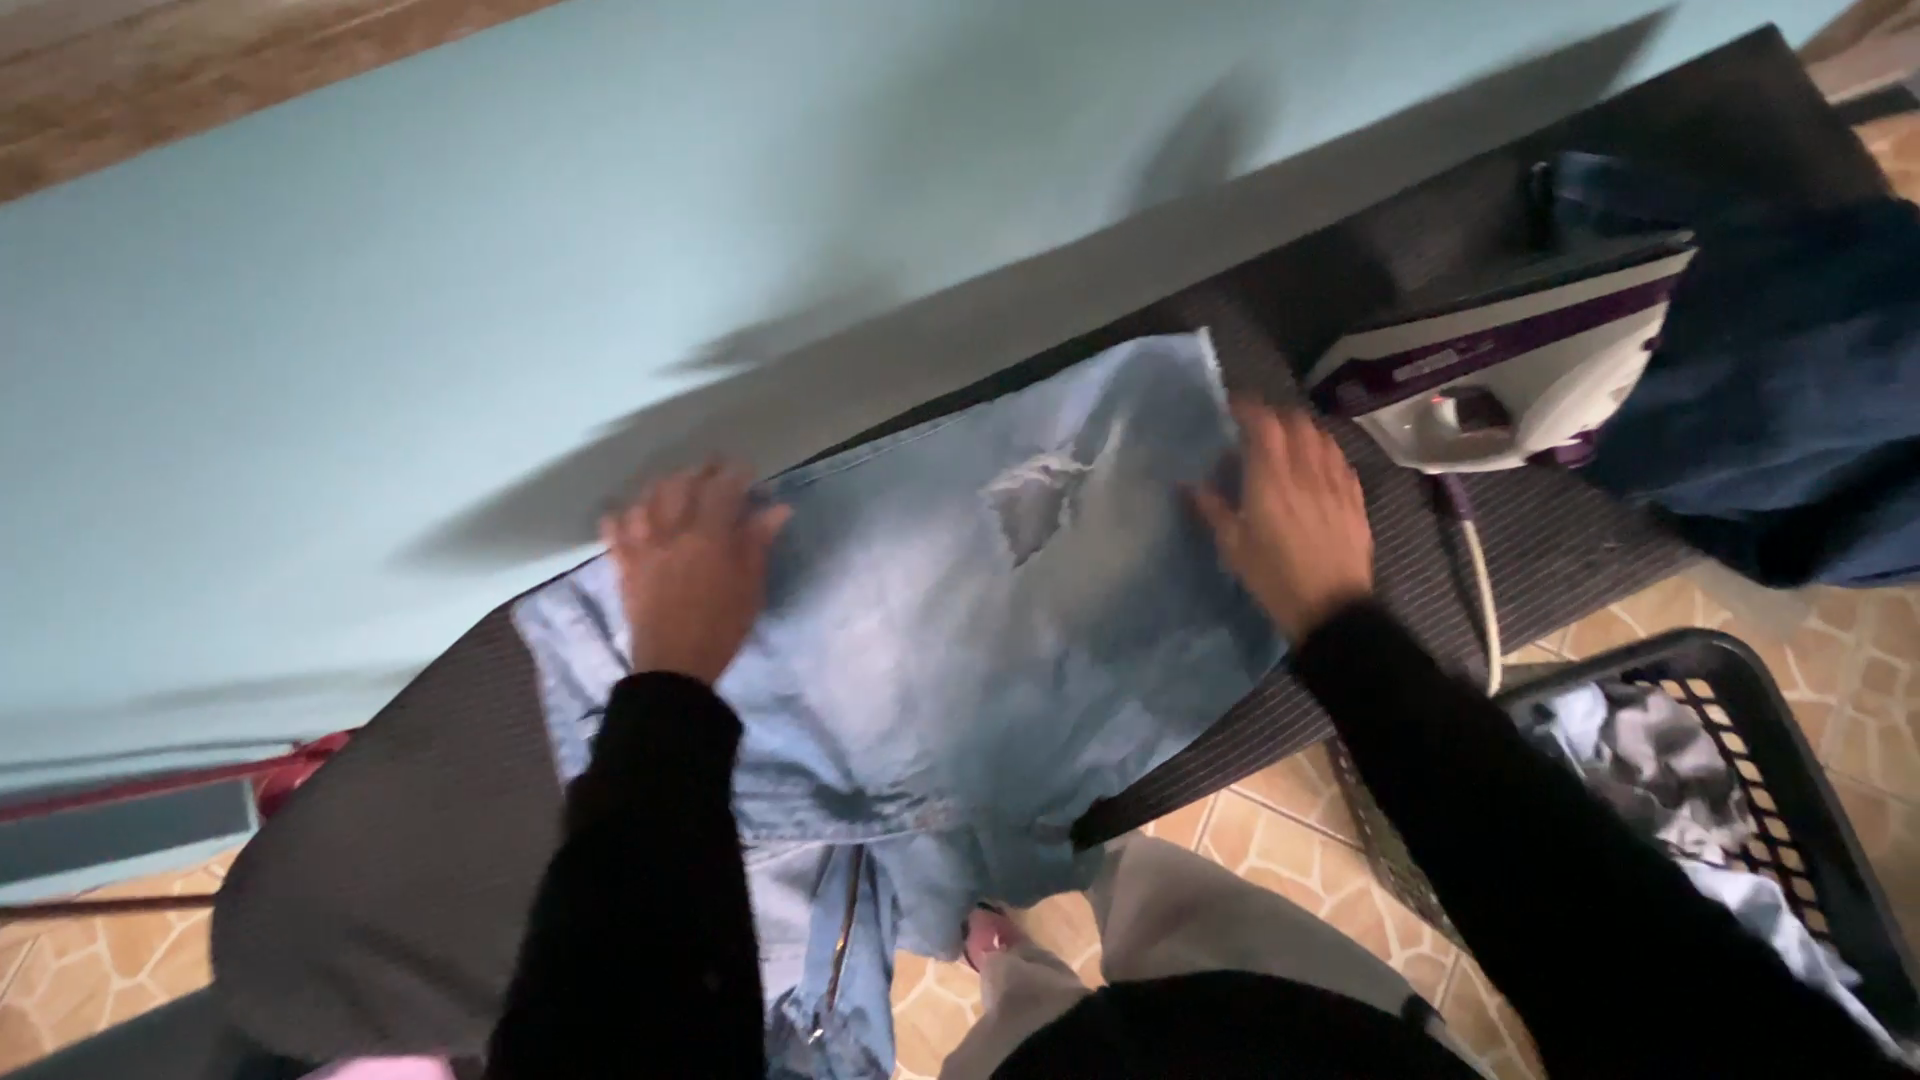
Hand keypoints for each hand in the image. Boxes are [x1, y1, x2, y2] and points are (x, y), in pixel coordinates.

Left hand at [601, 460, 792, 684]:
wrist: (674, 666)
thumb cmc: (722, 627)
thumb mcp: (751, 586)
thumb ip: (758, 542)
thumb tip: (777, 508)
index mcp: (708, 535)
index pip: (722, 489)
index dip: (735, 474)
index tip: (746, 470)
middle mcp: (671, 531)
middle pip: (681, 485)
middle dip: (699, 472)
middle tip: (714, 471)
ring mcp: (643, 546)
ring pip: (647, 499)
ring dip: (664, 486)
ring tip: (676, 486)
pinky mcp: (624, 565)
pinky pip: (615, 529)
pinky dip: (622, 515)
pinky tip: (630, 512)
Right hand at [1192, 402, 1374, 640]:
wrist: (1331, 607)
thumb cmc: (1273, 578)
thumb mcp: (1233, 547)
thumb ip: (1212, 509)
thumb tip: (1188, 484)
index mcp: (1270, 481)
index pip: (1264, 425)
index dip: (1249, 408)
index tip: (1233, 407)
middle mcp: (1305, 472)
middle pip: (1296, 423)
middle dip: (1276, 416)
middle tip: (1258, 425)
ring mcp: (1335, 483)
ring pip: (1322, 437)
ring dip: (1302, 430)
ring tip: (1288, 440)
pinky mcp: (1354, 499)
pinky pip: (1341, 460)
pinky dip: (1325, 451)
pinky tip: (1317, 464)